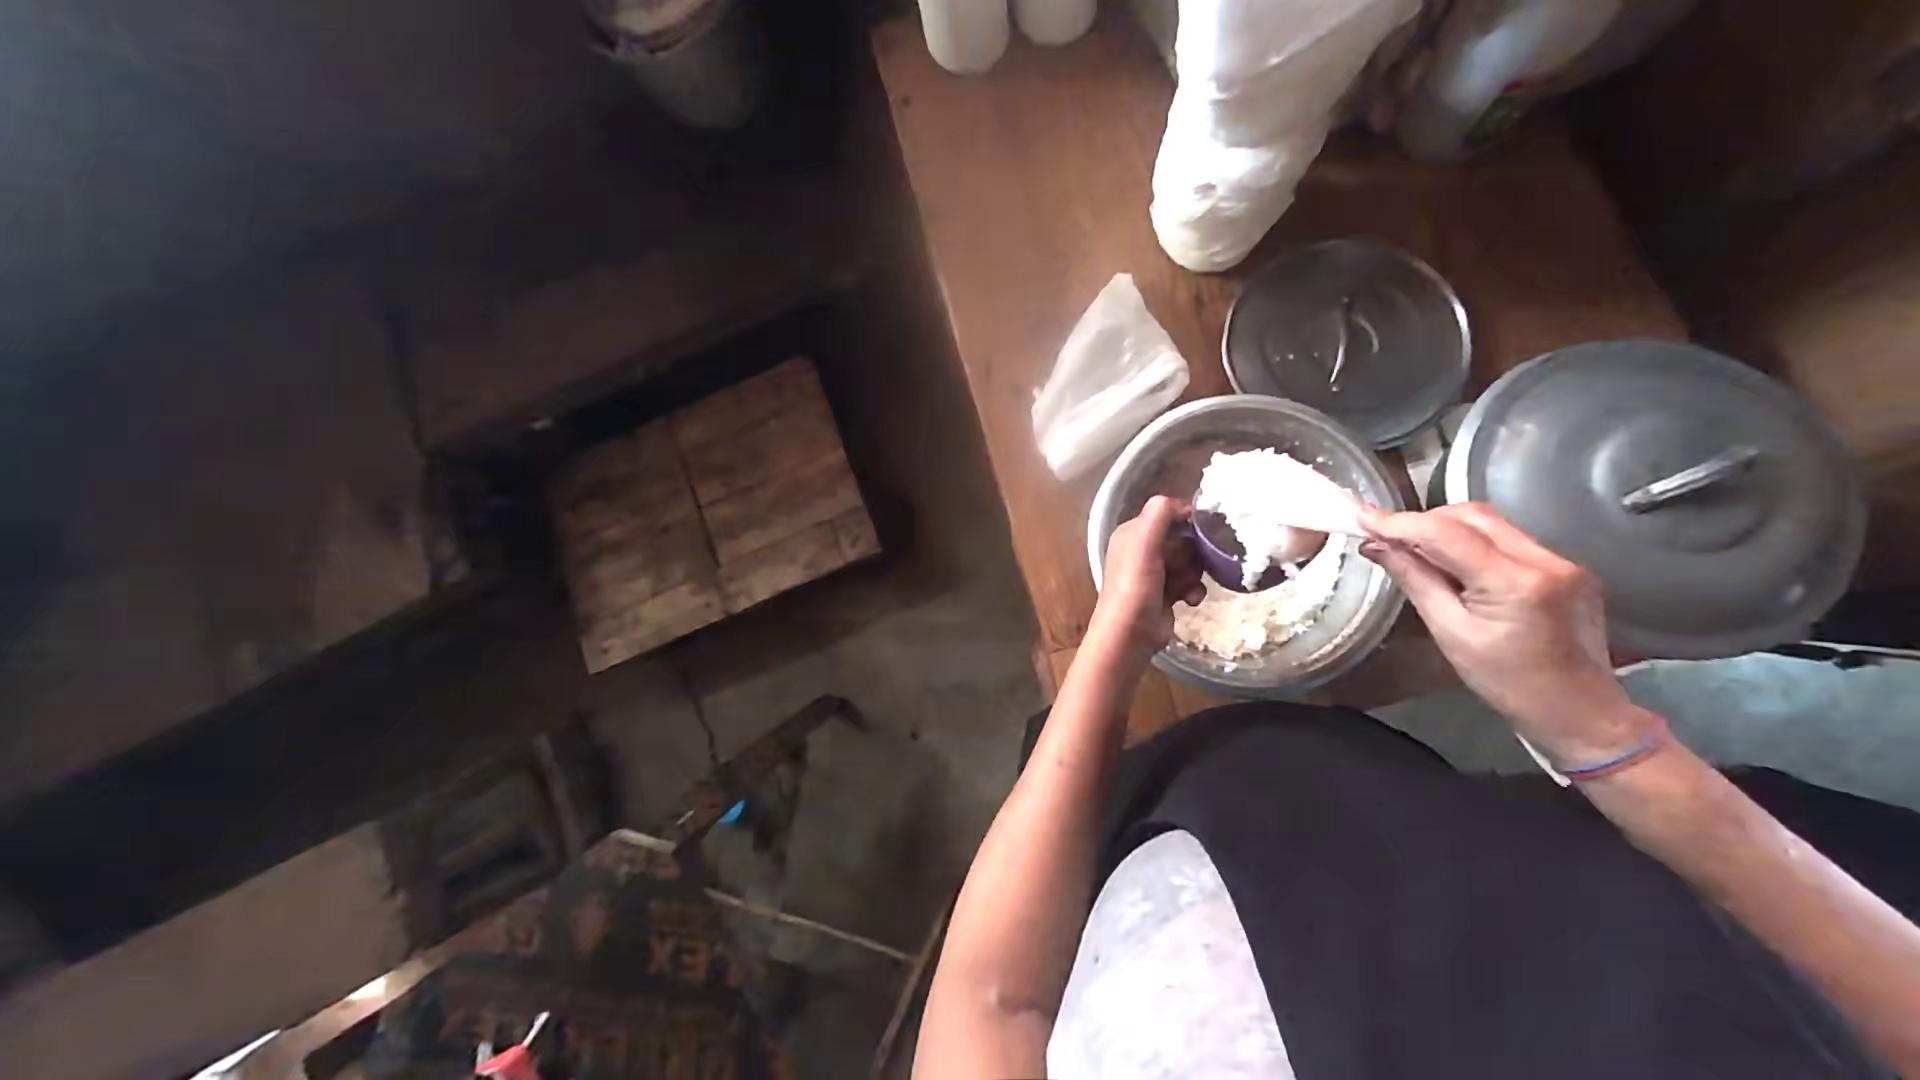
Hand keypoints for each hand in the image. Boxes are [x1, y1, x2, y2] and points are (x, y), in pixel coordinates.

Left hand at [1090, 496, 1205, 661]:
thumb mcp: (1143, 542)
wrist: (1129, 634)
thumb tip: (1186, 503)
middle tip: (1195, 563)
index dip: (1188, 520)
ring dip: (1195, 573)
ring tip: (1189, 586)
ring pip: (1189, 562)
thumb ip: (1160, 514)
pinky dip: (1194, 590)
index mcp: (1132, 532)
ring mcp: (1154, 573)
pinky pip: (1189, 583)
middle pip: (1183, 539)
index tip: (1208, 529)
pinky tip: (1191, 600)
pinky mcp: (1166, 594)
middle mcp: (1142, 550)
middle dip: (1194, 552)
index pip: (1167, 513)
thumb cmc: (1135, 585)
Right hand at [1360, 502, 1656, 765]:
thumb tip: (1377, 546)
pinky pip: (1508, 538)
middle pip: (1471, 516)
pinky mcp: (1565, 567)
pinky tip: (1452, 562)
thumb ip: (1414, 580)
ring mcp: (1562, 561)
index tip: (1363, 517)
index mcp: (1515, 583)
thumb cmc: (1507, 682)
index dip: (1399, 522)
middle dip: (1422, 520)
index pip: (1445, 534)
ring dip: (1446, 528)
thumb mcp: (1449, 631)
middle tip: (1385, 535)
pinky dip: (1471, 541)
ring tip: (1414, 549)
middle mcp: (1545, 562)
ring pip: (1490, 522)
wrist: (1577, 709)